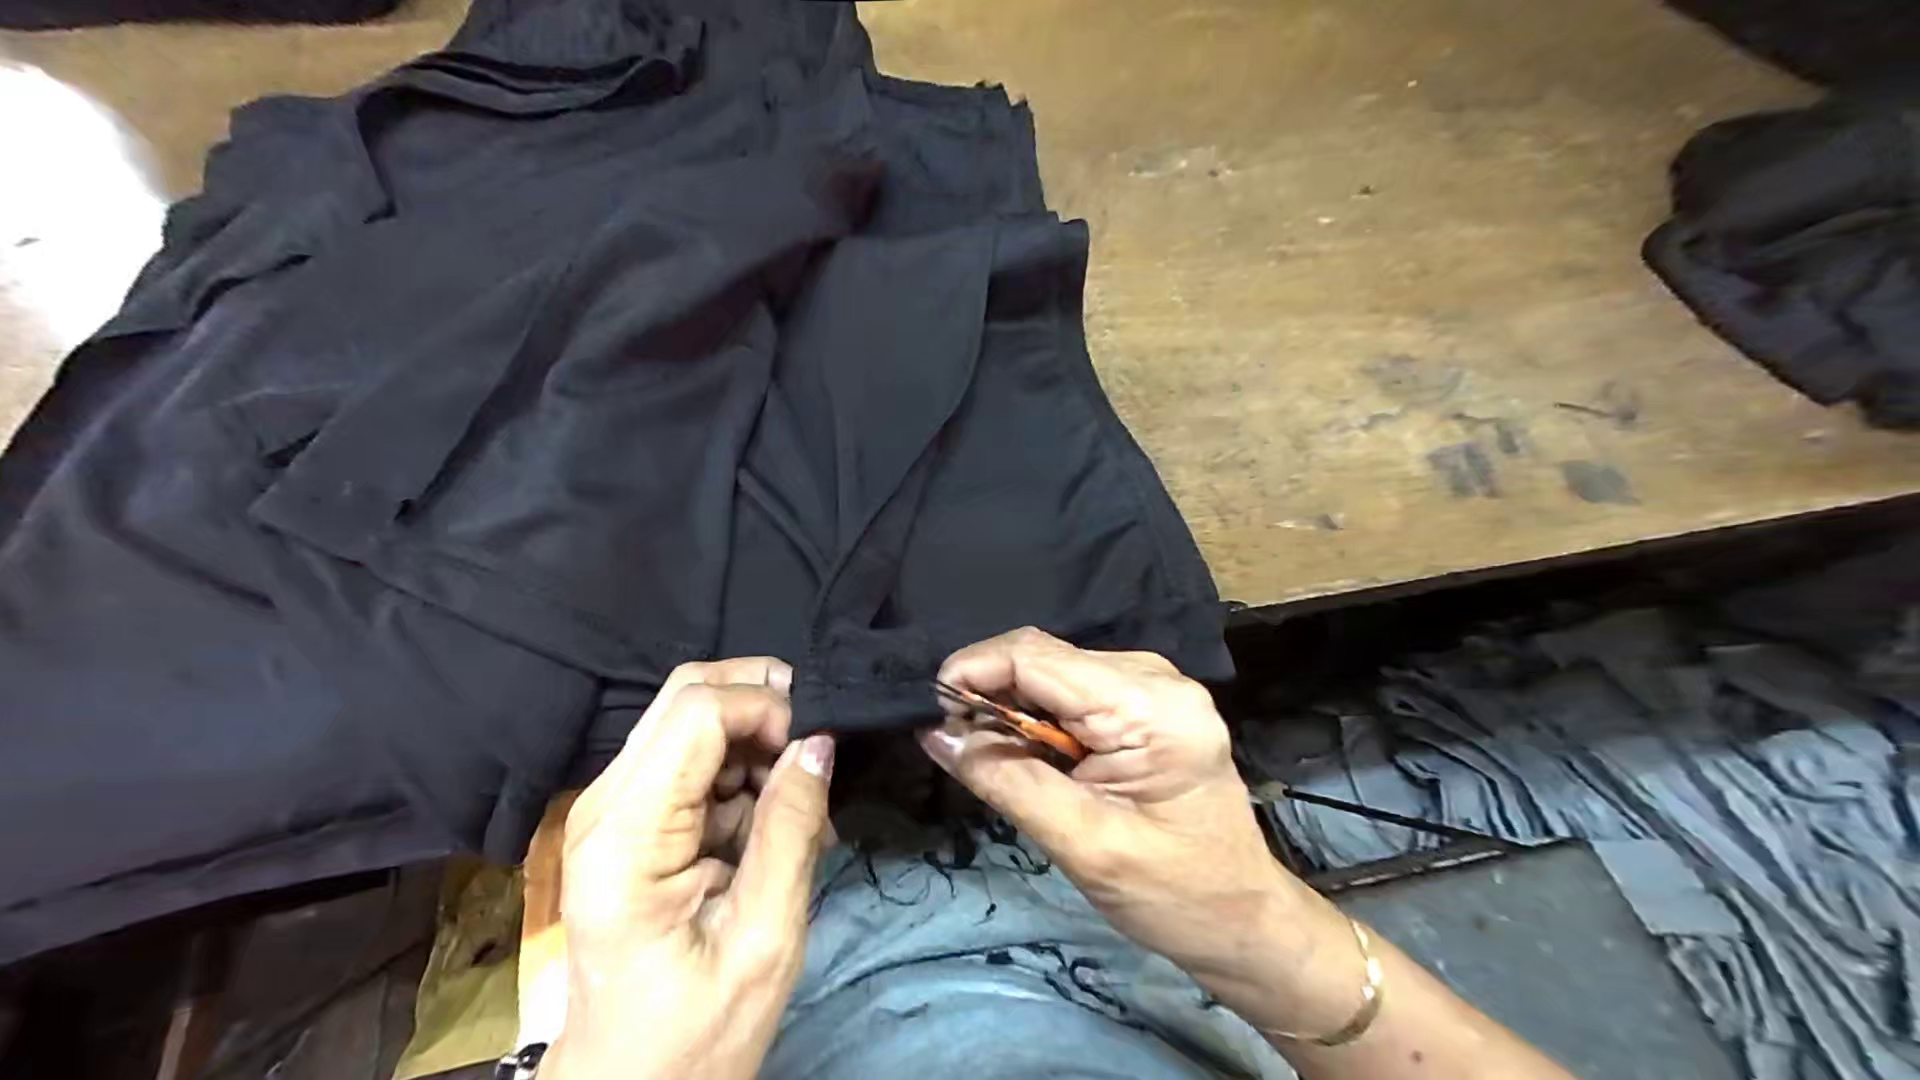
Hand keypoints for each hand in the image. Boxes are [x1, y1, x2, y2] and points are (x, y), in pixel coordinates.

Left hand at [543, 658, 834, 1079]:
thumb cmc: (695, 1034)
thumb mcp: (764, 937)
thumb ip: (790, 829)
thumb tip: (819, 742)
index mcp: (628, 834)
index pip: (698, 710)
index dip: (766, 709)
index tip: (811, 751)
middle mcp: (608, 800)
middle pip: (688, 692)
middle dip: (762, 704)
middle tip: (809, 751)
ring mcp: (615, 804)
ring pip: (694, 713)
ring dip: (757, 737)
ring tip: (796, 799)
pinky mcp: (633, 815)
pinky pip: (695, 752)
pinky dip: (744, 765)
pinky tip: (772, 816)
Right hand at [918, 628, 1322, 986]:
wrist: (1243, 919)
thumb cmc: (1175, 894)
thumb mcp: (1084, 845)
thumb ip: (1007, 781)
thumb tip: (937, 733)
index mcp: (1150, 705)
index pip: (1037, 656)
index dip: (974, 670)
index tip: (932, 710)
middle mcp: (1153, 676)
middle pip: (1042, 656)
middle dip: (989, 691)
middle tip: (957, 741)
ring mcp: (1151, 682)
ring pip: (1051, 668)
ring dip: (1010, 705)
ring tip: (991, 754)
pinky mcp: (1142, 697)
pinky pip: (1070, 686)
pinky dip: (1035, 712)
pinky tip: (1029, 751)